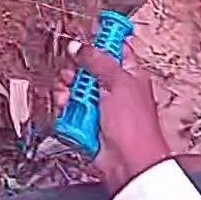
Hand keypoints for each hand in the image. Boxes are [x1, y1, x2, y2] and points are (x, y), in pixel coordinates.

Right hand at [59, 42, 171, 195]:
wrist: (129, 164)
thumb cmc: (135, 127)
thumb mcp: (117, 83)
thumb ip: (97, 61)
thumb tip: (78, 46)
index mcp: (129, 74)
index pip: (115, 47)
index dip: (102, 39)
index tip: (88, 34)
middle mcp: (114, 88)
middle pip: (88, 66)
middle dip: (77, 67)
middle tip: (74, 71)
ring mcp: (99, 105)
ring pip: (75, 86)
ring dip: (68, 88)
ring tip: (68, 91)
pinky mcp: (86, 121)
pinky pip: (69, 106)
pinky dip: (65, 105)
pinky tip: (65, 105)